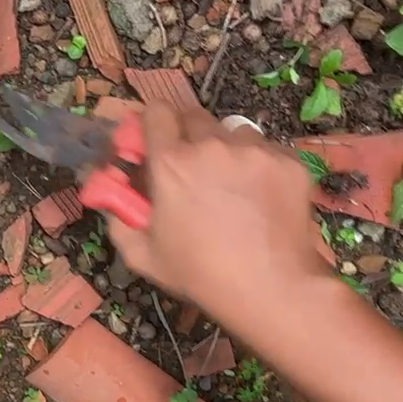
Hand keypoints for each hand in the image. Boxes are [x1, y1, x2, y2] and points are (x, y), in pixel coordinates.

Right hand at [106, 105, 334, 339]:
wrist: (273, 289)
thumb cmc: (200, 274)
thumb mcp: (142, 254)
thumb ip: (119, 218)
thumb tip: (113, 197)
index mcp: (170, 162)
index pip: (156, 112)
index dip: (154, 124)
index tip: (156, 142)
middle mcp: (211, 146)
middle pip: (194, 118)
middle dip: (189, 136)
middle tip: (192, 168)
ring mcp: (255, 151)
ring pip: (234, 133)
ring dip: (227, 150)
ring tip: (232, 185)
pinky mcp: (289, 162)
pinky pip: (268, 151)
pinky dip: (261, 167)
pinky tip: (262, 198)